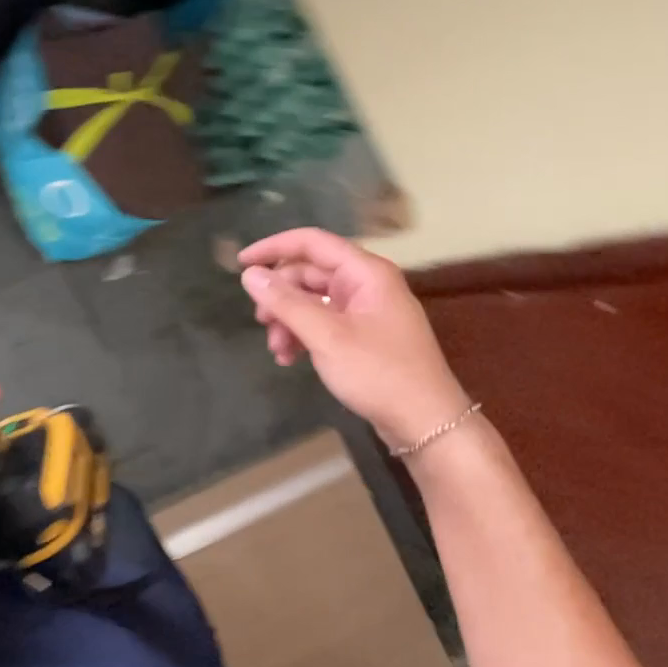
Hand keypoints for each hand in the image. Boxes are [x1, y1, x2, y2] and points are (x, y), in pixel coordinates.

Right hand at [238, 228, 471, 449]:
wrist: (427, 424)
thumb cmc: (379, 373)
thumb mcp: (326, 336)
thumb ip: (286, 302)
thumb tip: (250, 275)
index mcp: (366, 273)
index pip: (311, 242)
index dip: (273, 248)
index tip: (240, 264)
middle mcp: (367, 284)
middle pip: (309, 273)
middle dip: (280, 296)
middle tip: (260, 322)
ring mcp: (366, 310)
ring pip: (312, 300)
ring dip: (288, 320)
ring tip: (277, 349)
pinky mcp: (363, 335)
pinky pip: (323, 322)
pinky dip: (302, 335)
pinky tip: (289, 358)